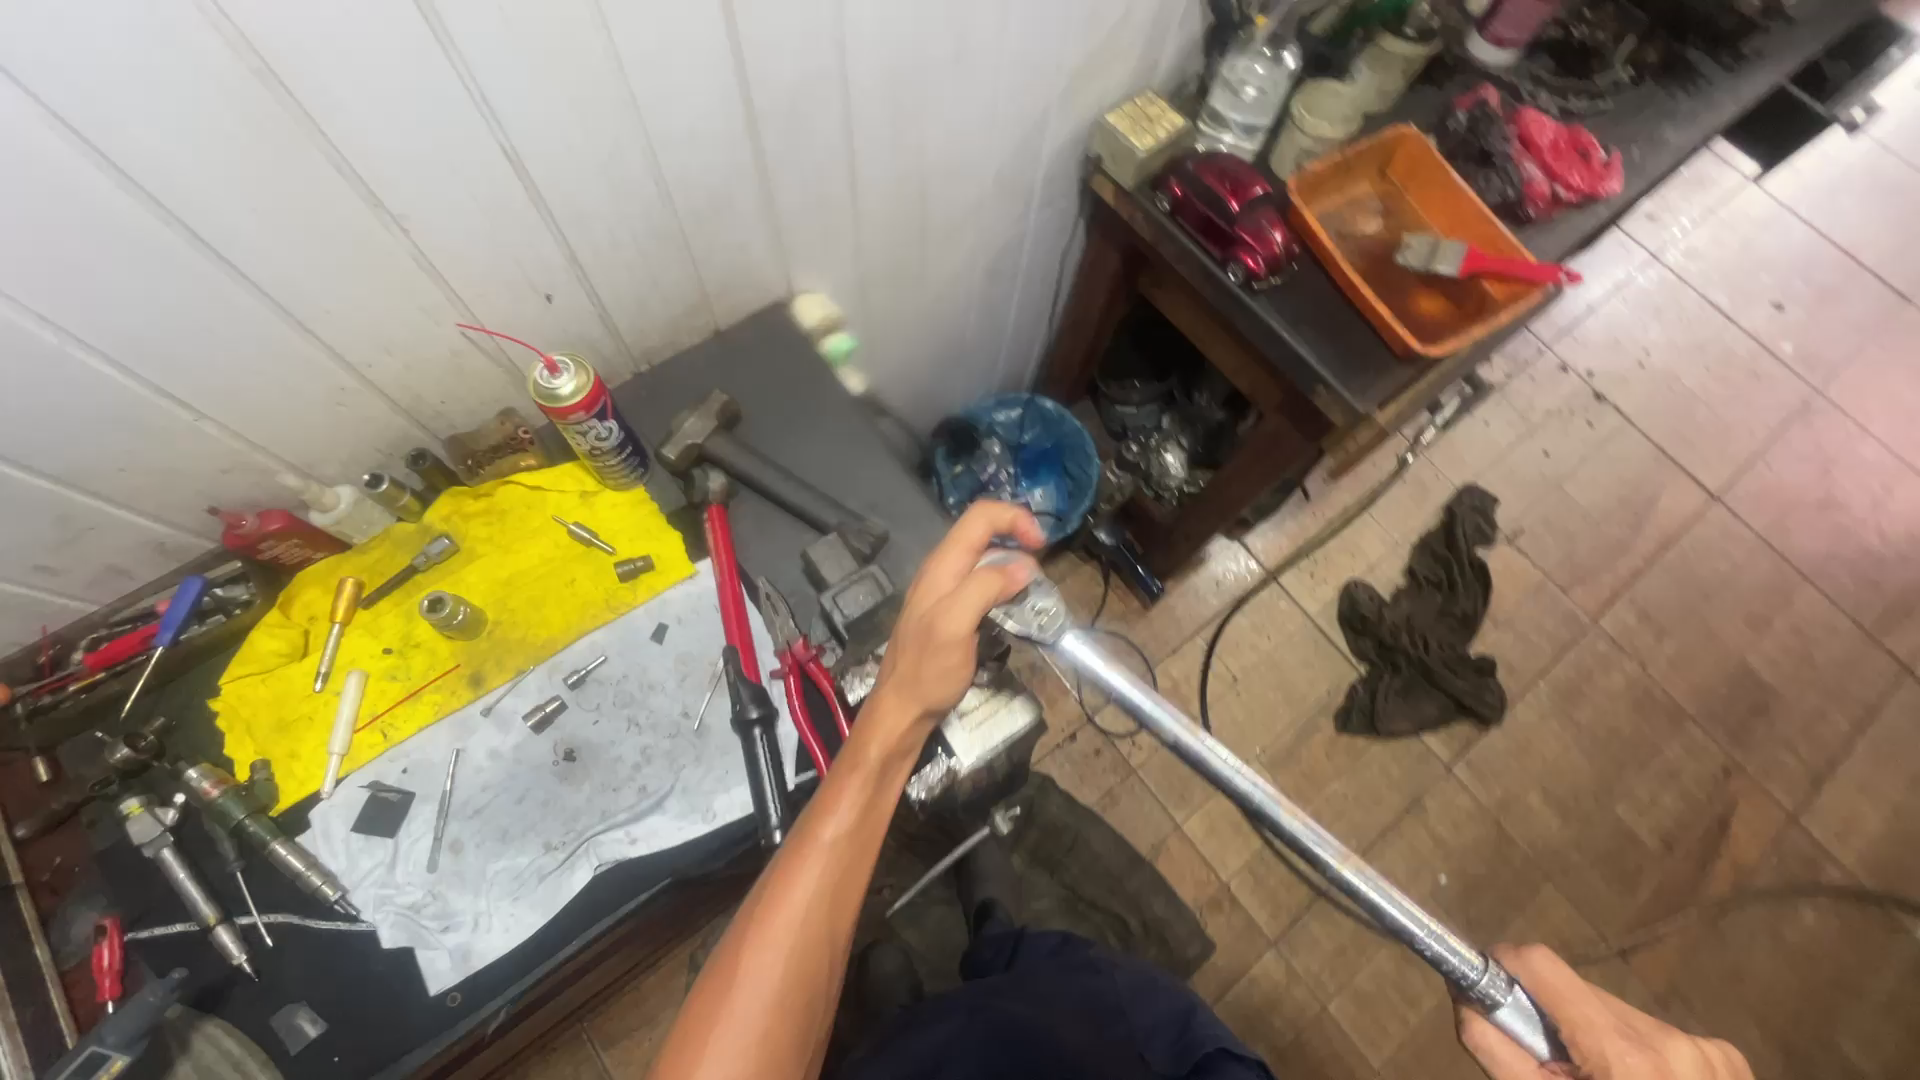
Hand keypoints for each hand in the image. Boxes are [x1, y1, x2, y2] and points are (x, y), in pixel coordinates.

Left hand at [868, 501, 1043, 736]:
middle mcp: (943, 569)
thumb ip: (985, 588)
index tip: (1041, 545)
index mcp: (942, 565)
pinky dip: (1004, 584)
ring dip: (1013, 564)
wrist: (903, 707)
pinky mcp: (952, 608)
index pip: (980, 516)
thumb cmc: (928, 669)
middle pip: (984, 531)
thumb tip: (1024, 565)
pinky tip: (1014, 605)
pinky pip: (982, 582)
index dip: (1015, 519)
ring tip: (1032, 591)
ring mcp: (946, 588)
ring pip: (985, 557)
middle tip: (1039, 573)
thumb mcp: (955, 625)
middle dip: (1018, 539)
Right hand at [1458, 945, 1750, 1079]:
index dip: (1504, 967)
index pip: (1539, 963)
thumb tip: (1460, 989)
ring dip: (1595, 1035)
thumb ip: (1490, 1044)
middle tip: (1554, 1064)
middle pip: (1576, 991)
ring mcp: (1711, 1052)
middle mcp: (1670, 1039)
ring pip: (1614, 1012)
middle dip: (1553, 1016)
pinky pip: (1655, 1032)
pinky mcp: (1730, 1059)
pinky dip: (1638, 1052)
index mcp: (1623, 1054)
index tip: (1491, 989)